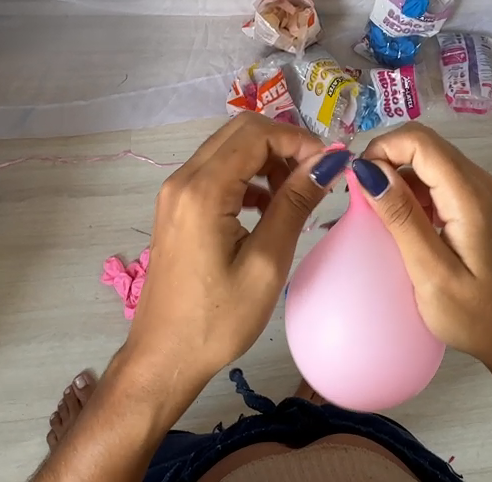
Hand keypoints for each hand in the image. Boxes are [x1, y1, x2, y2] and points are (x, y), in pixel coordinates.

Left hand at [120, 114, 342, 396]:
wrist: (163, 360)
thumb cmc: (217, 320)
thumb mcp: (267, 263)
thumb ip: (295, 204)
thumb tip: (328, 161)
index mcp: (203, 190)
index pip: (257, 134)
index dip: (298, 140)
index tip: (329, 164)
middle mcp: (184, 179)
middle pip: (241, 130)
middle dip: (284, 143)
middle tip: (315, 174)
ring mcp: (176, 191)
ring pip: (230, 146)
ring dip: (267, 157)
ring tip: (296, 192)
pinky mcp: (178, 205)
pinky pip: (218, 168)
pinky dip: (248, 173)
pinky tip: (269, 205)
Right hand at [356, 123, 491, 372]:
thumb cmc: (473, 314)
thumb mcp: (431, 273)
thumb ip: (402, 218)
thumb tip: (370, 171)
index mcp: (469, 194)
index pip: (420, 142)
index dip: (383, 149)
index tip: (358, 180)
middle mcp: (476, 181)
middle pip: (423, 142)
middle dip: (385, 157)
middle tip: (361, 195)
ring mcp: (476, 189)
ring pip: (427, 157)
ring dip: (396, 173)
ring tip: (374, 211)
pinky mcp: (471, 201)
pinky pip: (434, 177)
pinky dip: (409, 188)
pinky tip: (398, 220)